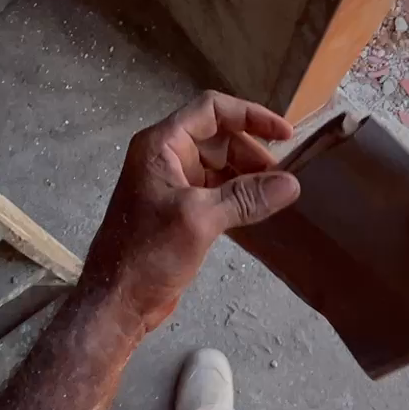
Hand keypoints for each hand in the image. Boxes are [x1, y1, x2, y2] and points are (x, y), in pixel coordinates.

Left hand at [81, 92, 300, 333]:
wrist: (117, 300)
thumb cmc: (149, 252)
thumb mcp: (200, 220)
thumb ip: (245, 198)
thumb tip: (291, 183)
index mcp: (161, 144)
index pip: (211, 109)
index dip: (250, 115)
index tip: (286, 134)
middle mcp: (165, 156)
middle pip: (218, 136)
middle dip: (252, 151)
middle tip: (283, 176)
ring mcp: (171, 182)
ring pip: (218, 164)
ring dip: (247, 175)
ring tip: (276, 194)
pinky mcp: (179, 208)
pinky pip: (214, 189)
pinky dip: (236, 195)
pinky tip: (259, 209)